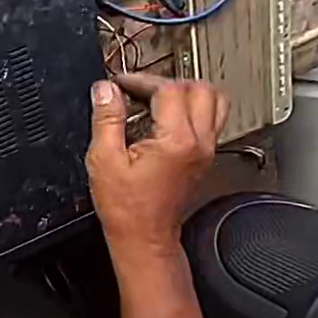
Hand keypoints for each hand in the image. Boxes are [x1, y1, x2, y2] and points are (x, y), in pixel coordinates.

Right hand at [86, 73, 228, 257]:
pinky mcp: (204, 157)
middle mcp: (198, 143)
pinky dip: (191, 109)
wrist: (144, 237)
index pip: (168, 89)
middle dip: (166, 81)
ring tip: (158, 97)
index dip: (141, 80)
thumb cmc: (126, 208)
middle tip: (140, 89)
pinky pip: (210, 119)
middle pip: (198, 88)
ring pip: (213, 101)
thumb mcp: (104, 159)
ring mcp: (205, 150)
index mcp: (176, 141)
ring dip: (186, 91)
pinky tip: (166, 117)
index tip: (120, 85)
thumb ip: (106, 119)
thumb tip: (105, 90)